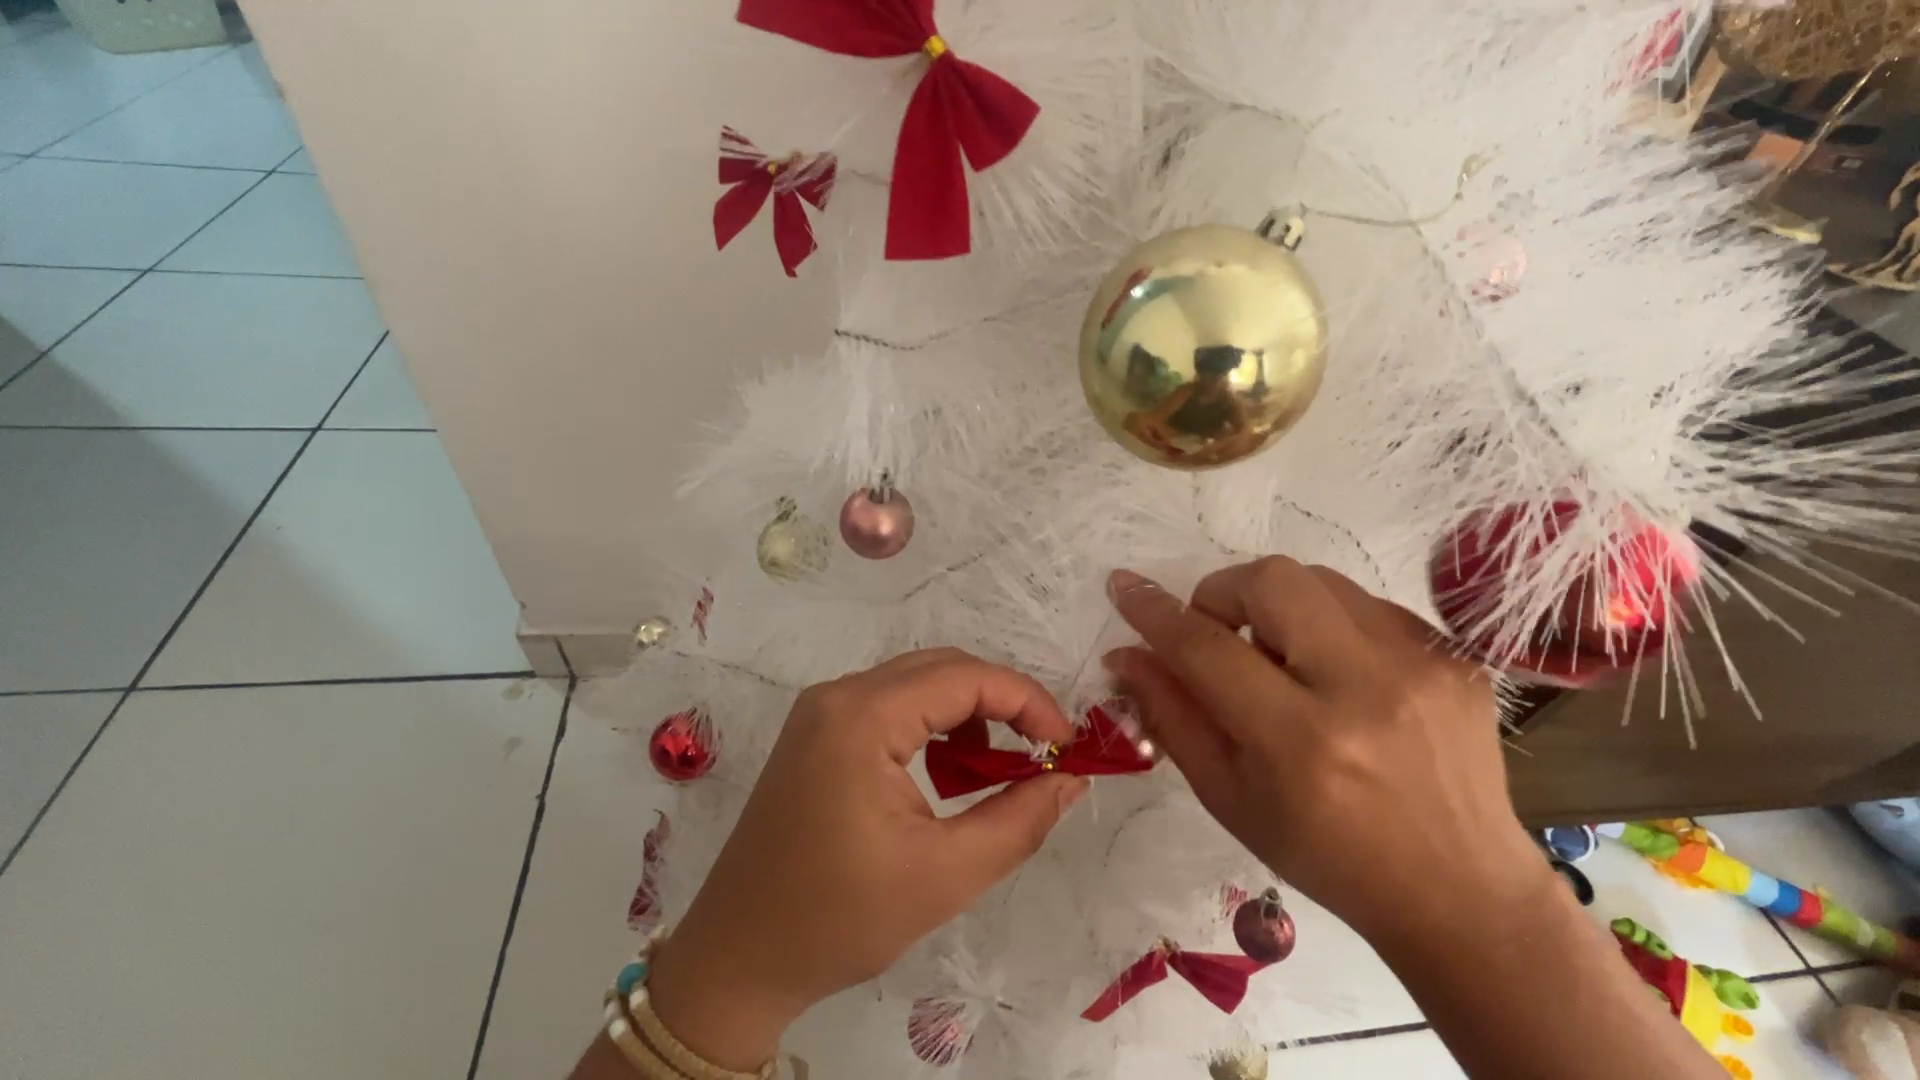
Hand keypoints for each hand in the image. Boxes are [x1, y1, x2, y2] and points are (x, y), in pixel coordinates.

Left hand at [647, 649, 1086, 1070]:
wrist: (738, 957)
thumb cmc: (840, 918)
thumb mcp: (946, 875)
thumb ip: (1020, 819)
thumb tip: (1070, 779)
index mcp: (862, 716)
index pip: (966, 677)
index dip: (1027, 702)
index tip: (1066, 748)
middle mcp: (836, 696)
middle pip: (941, 669)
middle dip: (1001, 703)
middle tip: (1043, 754)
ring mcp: (819, 713)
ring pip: (915, 685)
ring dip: (967, 714)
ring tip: (997, 770)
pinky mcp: (814, 736)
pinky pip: (888, 708)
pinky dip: (931, 728)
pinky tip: (946, 776)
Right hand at [1104, 558, 1547, 948]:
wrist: (1458, 889)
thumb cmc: (1325, 855)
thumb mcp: (1230, 799)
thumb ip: (1174, 718)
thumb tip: (1128, 656)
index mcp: (1300, 742)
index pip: (1207, 649)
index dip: (1156, 613)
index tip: (1125, 589)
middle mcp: (1365, 690)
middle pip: (1272, 581)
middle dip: (1223, 591)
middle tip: (1217, 632)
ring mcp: (1421, 666)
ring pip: (1321, 580)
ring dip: (1278, 606)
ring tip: (1280, 659)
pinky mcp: (1456, 659)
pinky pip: (1369, 605)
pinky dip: (1331, 624)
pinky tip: (1334, 674)